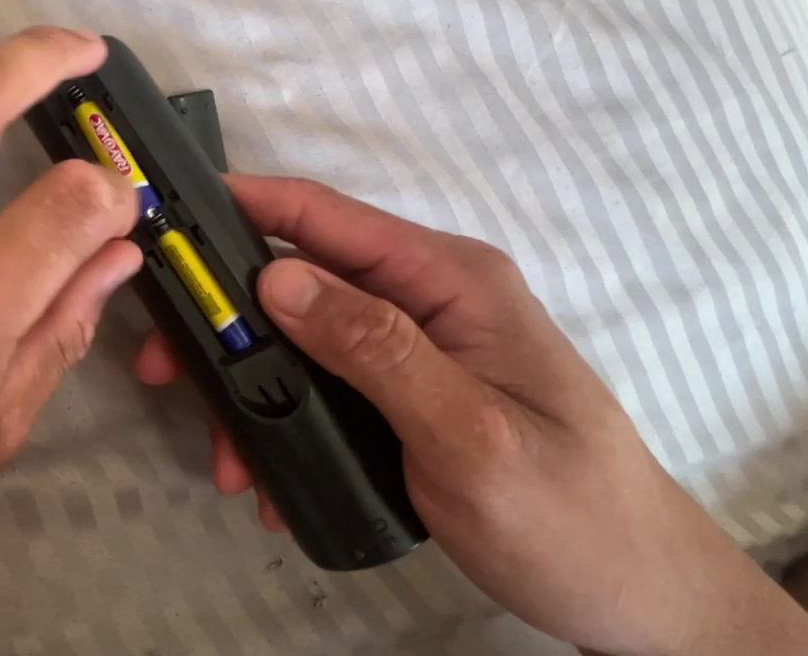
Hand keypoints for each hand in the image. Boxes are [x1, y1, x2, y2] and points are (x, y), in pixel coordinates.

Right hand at [136, 175, 807, 655]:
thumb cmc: (570, 517)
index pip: (322, 214)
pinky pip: (314, 376)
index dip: (238, 205)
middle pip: (292, 274)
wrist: (642, 601)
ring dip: (246, 383)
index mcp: (445, 278)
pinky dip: (278, 414)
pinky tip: (266, 469)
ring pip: (293, 332)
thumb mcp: (468, 437)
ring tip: (225, 454)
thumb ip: (375, 349)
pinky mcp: (396, 381)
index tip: (165, 222)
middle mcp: (420, 293)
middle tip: (165, 367)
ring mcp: (407, 337)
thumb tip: (276, 277)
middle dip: (223, 319)